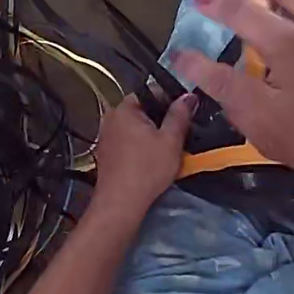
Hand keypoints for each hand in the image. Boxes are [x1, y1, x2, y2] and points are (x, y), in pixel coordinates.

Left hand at [90, 93, 196, 217]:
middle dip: (160, 118)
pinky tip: (150, 157)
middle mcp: (110, 117)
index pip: (149, 92)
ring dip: (150, 133)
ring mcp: (105, 135)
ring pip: (134, 126)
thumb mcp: (170, 140)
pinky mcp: (105, 152)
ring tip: (168, 146)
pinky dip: (139, 144)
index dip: (169, 99)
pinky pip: (126, 140)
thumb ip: (180, 114)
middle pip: (141, 109)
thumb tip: (188, 95)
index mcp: (123, 108)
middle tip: (179, 131)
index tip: (184, 112)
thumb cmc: (147, 168)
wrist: (120, 202)